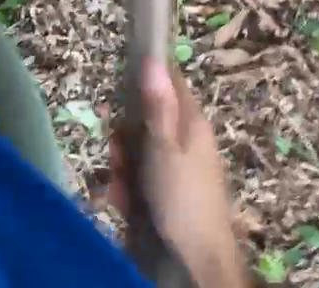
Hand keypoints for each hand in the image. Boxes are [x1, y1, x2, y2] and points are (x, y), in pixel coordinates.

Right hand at [110, 60, 244, 287]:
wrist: (200, 260)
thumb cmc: (181, 197)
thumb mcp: (163, 147)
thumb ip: (157, 105)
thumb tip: (153, 58)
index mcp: (191, 122)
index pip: (167, 81)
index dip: (140, 83)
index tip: (117, 99)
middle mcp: (187, 138)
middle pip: (144, 118)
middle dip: (123, 135)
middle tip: (117, 154)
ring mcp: (179, 164)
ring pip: (138, 148)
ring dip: (122, 165)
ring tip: (119, 187)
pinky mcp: (171, 188)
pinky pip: (142, 174)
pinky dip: (128, 185)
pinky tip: (122, 201)